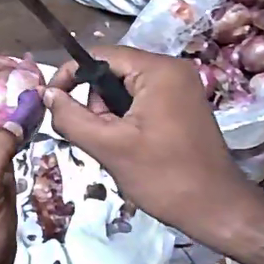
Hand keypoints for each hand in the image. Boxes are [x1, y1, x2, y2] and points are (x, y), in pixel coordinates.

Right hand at [44, 47, 258, 243]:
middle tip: (99, 137)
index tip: (53, 102)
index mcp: (158, 70)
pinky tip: (131, 147)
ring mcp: (182, 87)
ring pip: (125, 89)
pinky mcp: (184, 105)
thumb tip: (48, 94)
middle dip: (96, 102)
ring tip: (117, 147)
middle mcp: (173, 69)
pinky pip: (142, 101)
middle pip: (113, 71)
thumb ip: (72, 117)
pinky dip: (128, 120)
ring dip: (110, 115)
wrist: (216, 208)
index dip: (70, 75)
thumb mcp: (109, 146)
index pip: (100, 55)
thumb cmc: (163, 176)